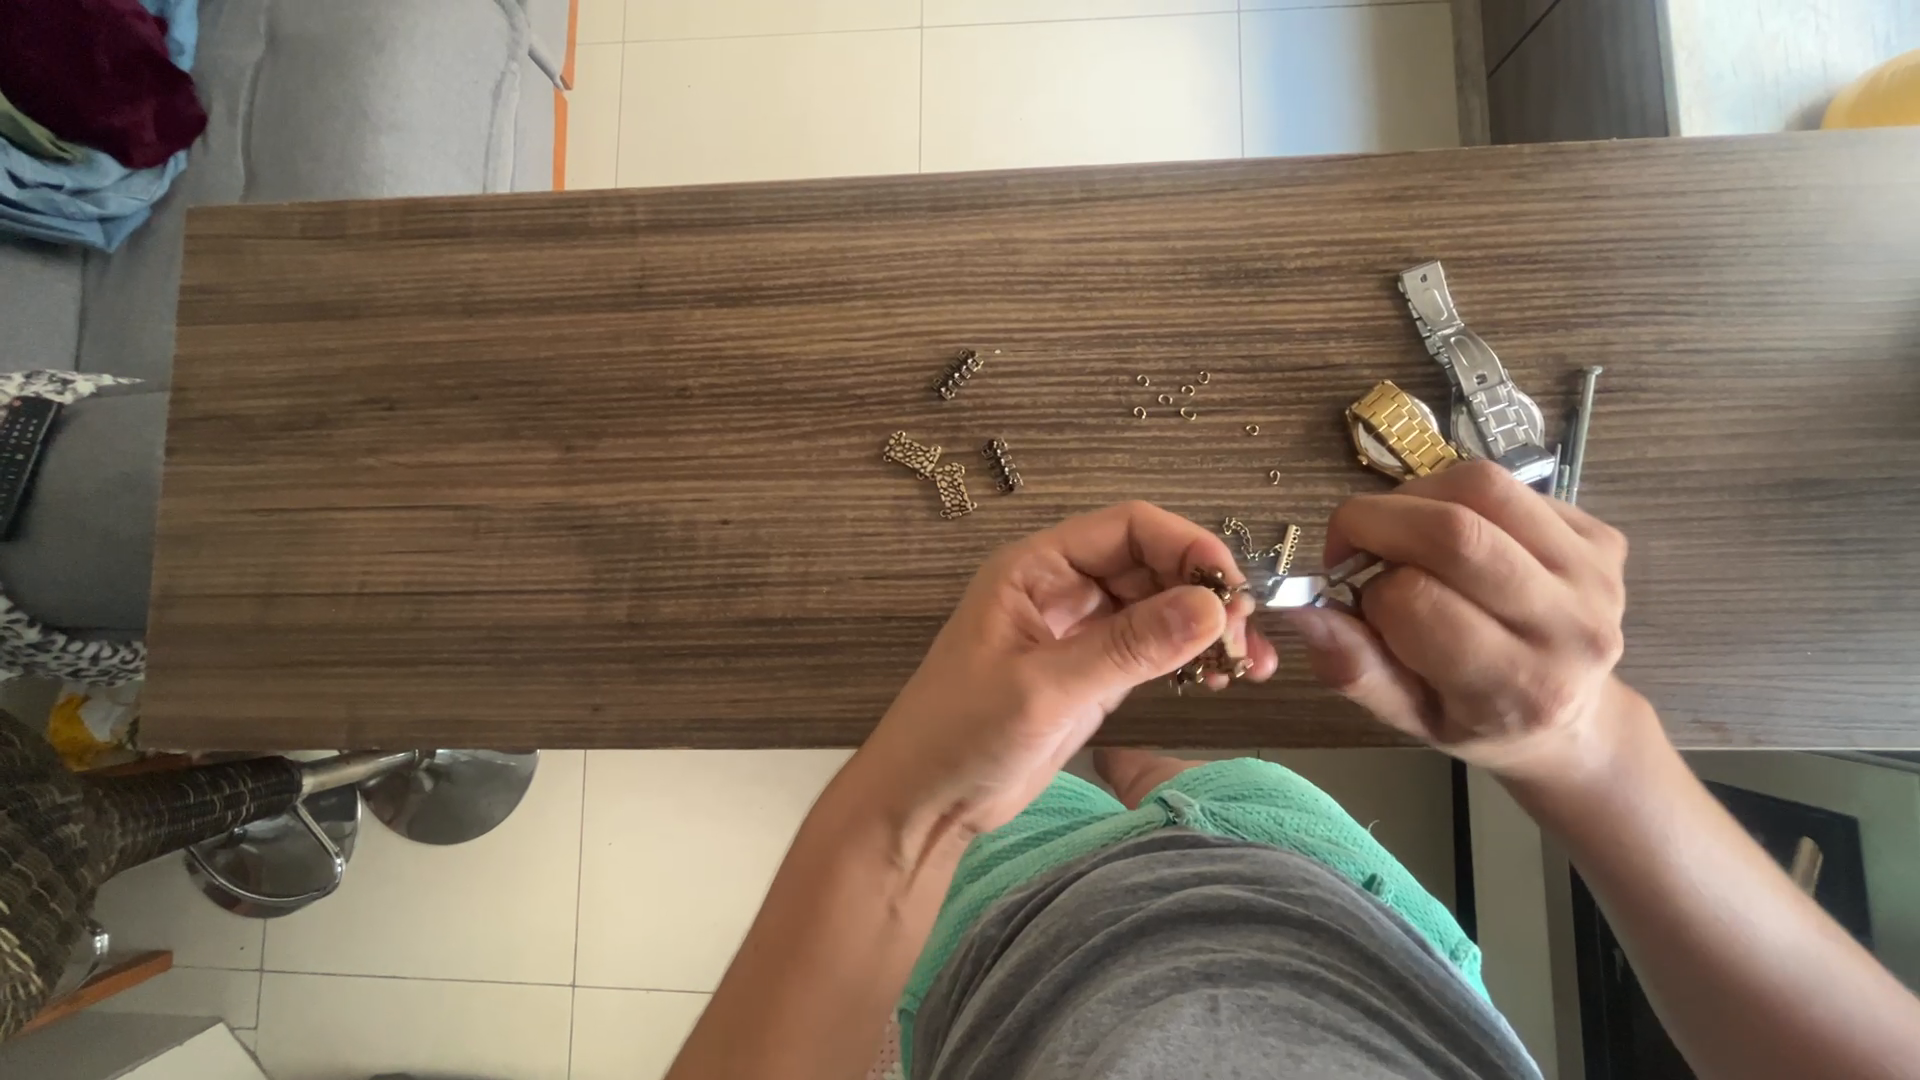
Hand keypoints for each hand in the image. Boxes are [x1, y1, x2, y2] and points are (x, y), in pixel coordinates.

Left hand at [852, 502, 1276, 840]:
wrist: (926, 799)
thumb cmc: (960, 733)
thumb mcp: (1044, 687)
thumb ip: (1128, 646)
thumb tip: (1213, 608)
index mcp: (1036, 567)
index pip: (1128, 528)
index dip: (1186, 547)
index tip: (1233, 591)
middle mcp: (1060, 588)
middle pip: (1150, 564)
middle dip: (1203, 593)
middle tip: (1245, 642)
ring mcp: (1078, 631)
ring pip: (1157, 606)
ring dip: (1203, 627)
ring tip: (1245, 667)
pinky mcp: (1091, 673)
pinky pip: (1150, 648)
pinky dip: (1186, 657)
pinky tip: (1215, 680)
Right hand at [1288, 460, 1636, 785]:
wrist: (1573, 721)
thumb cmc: (1472, 719)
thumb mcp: (1404, 717)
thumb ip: (1352, 667)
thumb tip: (1299, 610)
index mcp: (1511, 685)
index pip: (1413, 600)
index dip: (1366, 590)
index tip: (1355, 602)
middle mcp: (1567, 627)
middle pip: (1454, 532)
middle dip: (1374, 522)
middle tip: (1351, 544)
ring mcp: (1594, 576)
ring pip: (1481, 488)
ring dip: (1413, 497)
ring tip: (1397, 531)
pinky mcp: (1604, 539)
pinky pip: (1507, 485)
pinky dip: (1453, 493)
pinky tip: (1448, 530)